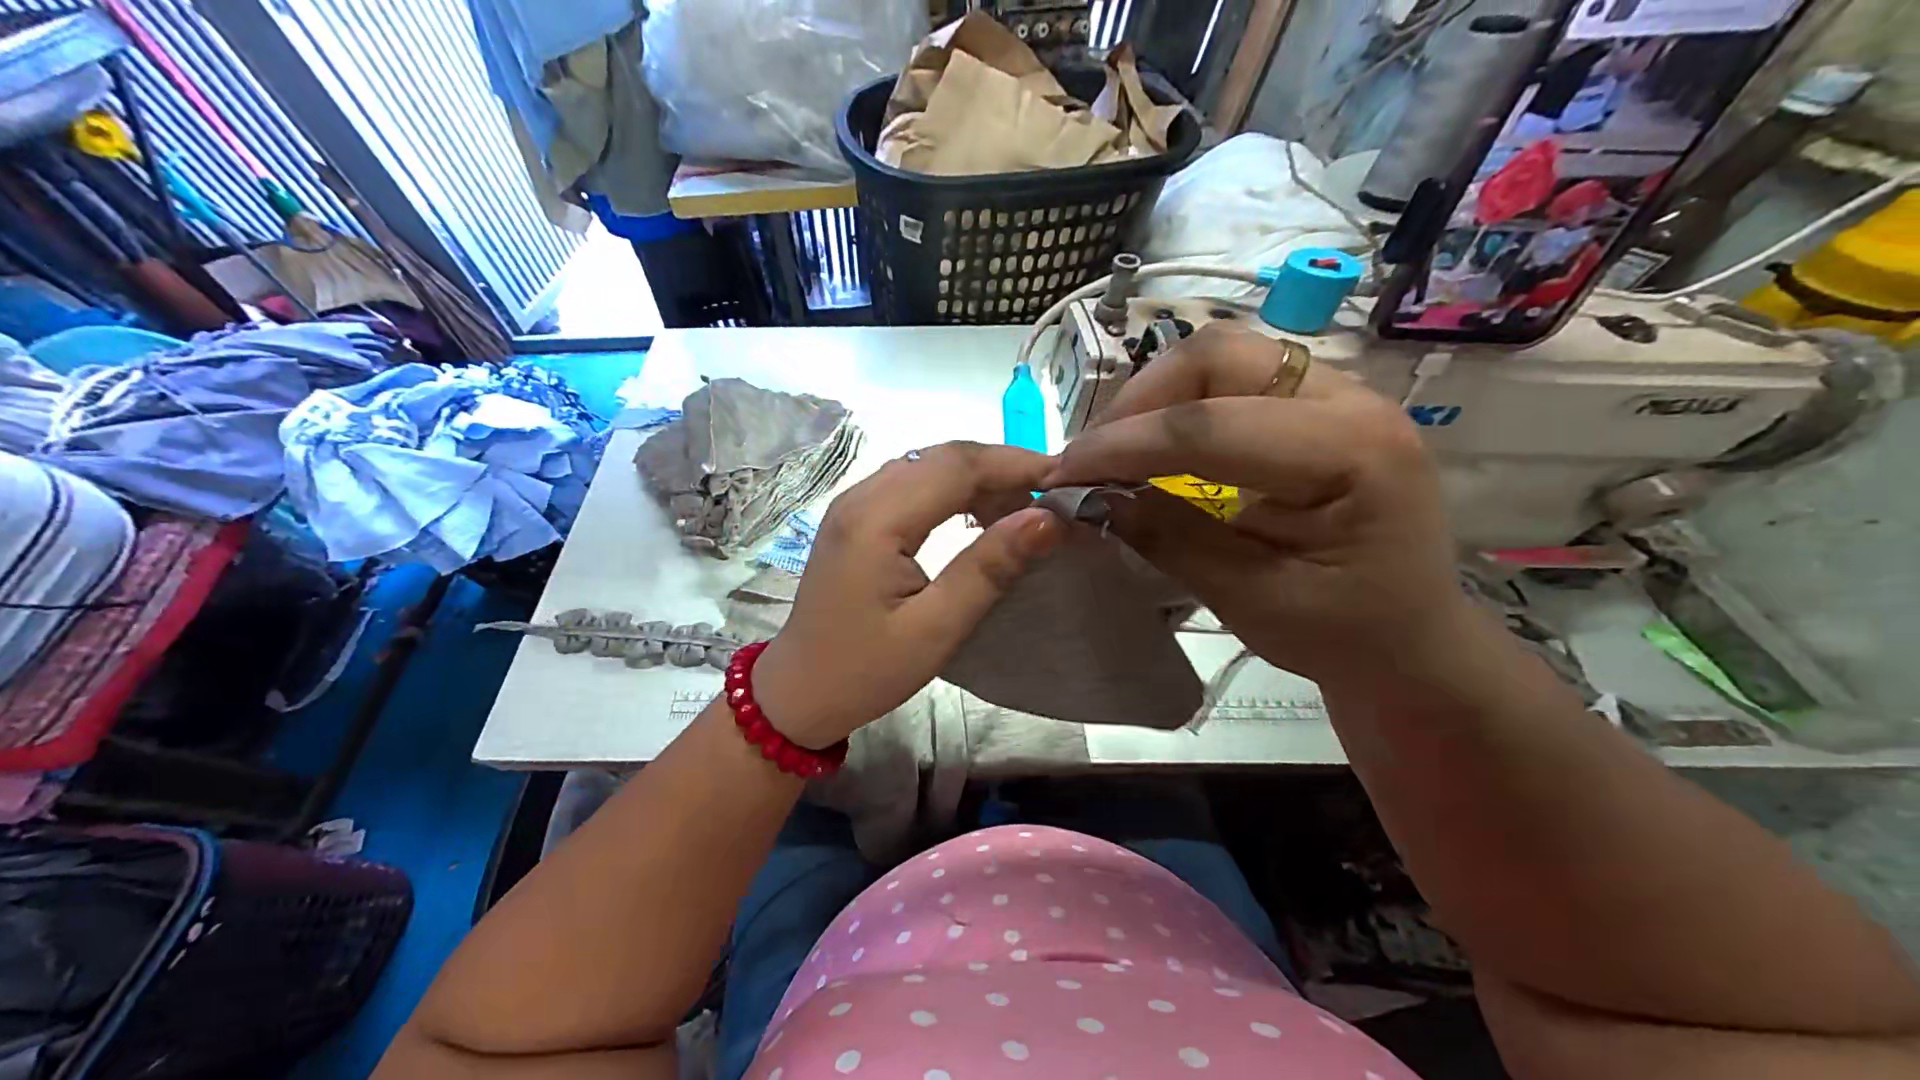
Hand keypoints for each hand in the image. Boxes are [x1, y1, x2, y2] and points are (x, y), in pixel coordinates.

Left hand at [753, 442, 1065, 747]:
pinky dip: (953, 491)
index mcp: (877, 519)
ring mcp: (854, 504)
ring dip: (978, 478)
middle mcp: (861, 496)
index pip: (957, 465)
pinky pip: (912, 485)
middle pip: (942, 456)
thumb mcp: (936, 629)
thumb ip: (989, 569)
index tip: (1066, 479)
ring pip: (928, 466)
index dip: (1015, 464)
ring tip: (1022, 510)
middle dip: (1001, 467)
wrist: (799, 692)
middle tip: (1050, 496)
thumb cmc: (865, 670)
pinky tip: (978, 518)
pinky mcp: (856, 518)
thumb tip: (1047, 518)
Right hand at [1043, 323, 1474, 688]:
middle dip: (1138, 402)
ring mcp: (1336, 393)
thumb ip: (1170, 538)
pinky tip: (1155, 444)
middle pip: (1216, 356)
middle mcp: (1350, 399)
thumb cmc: (1343, 636)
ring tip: (1116, 451)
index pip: (1211, 426)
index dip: (1125, 446)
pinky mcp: (1315, 404)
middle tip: (1093, 459)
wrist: (1411, 641)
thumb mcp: (1249, 600)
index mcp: (1352, 454)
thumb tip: (1092, 496)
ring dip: (1154, 398)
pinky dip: (1178, 405)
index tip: (1063, 474)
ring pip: (1219, 356)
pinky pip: (1231, 378)